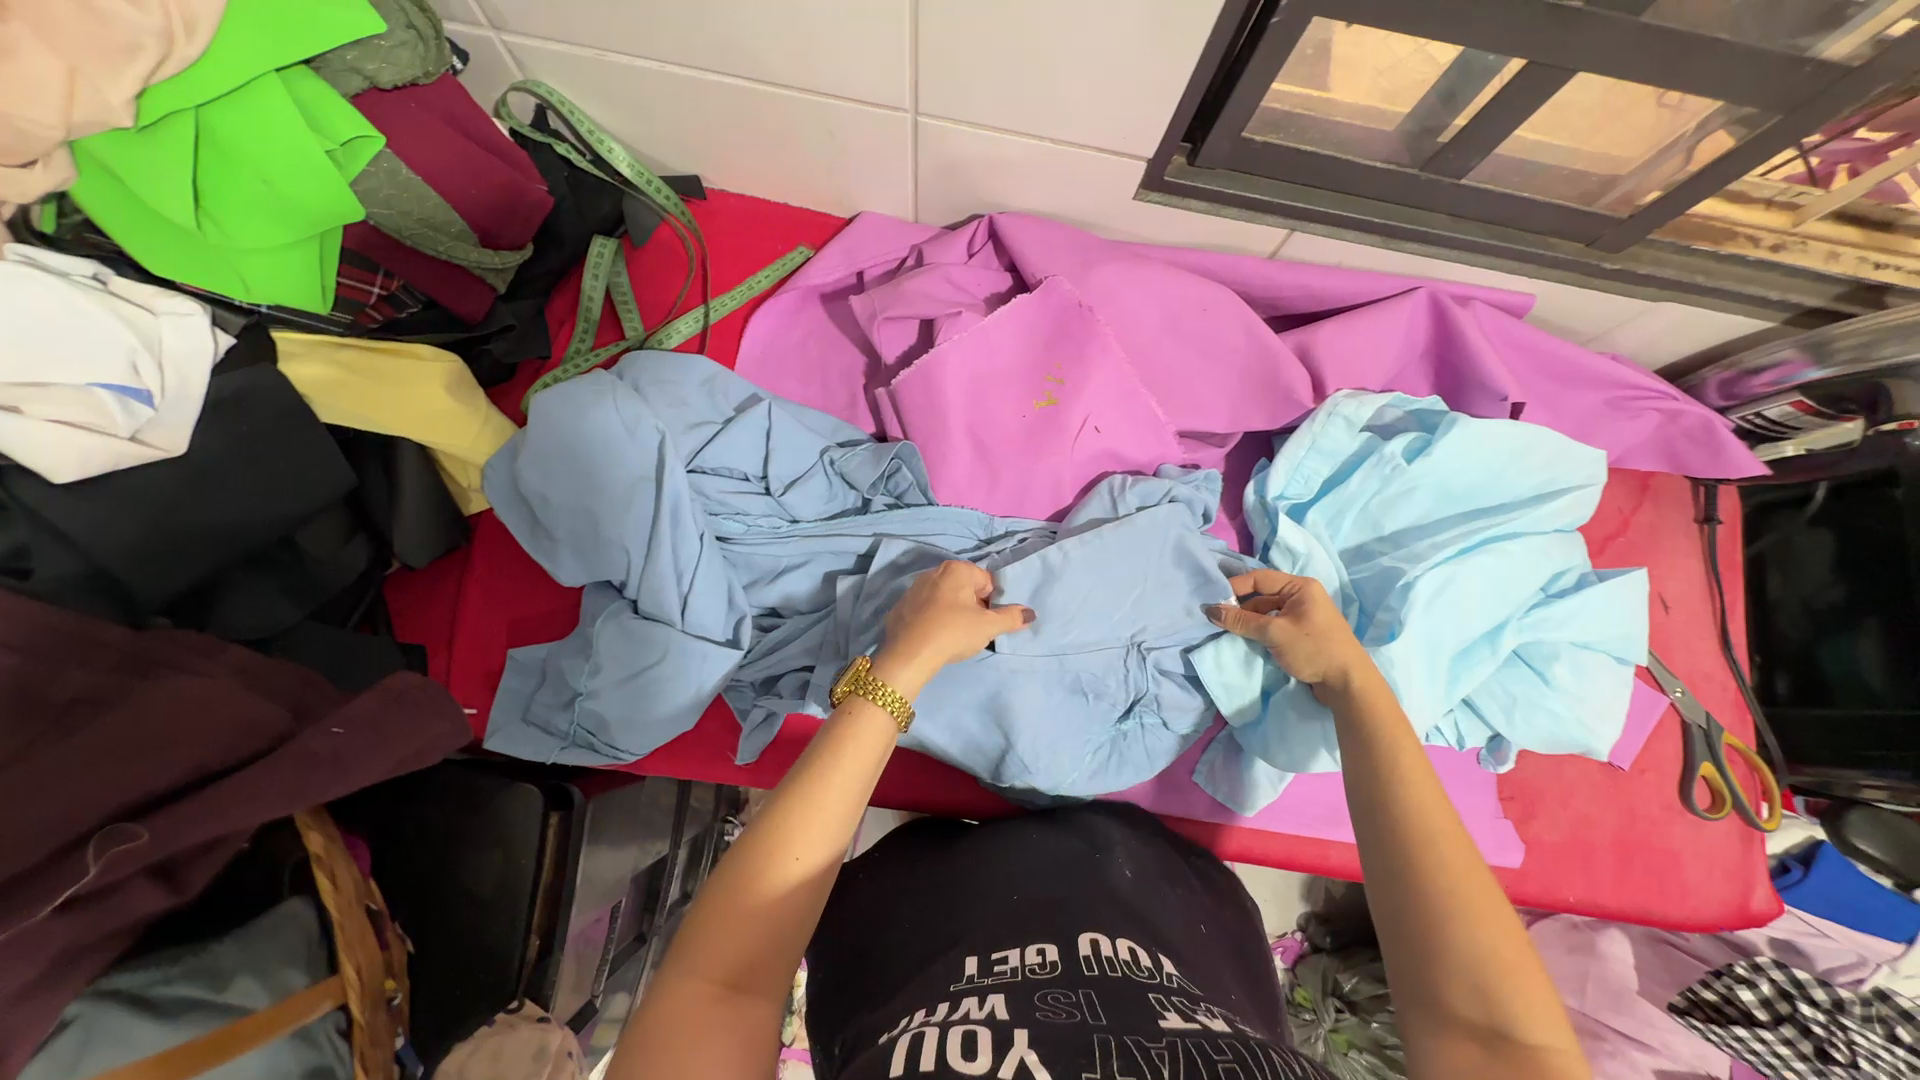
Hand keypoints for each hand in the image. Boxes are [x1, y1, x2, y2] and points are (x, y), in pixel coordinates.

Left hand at [873, 561, 1033, 694]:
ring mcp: (914, 588)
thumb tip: (1030, 613)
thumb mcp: (988, 627)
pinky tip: (934, 637)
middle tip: (973, 630)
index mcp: (957, 569)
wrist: (908, 654)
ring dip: (953, 613)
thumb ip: (1012, 617)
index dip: (991, 603)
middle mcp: (933, 572)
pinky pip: (926, 610)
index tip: (987, 621)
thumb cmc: (953, 632)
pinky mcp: (901, 606)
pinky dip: (933, 620)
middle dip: (973, 607)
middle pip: (965, 589)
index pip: (986, 582)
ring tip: (954, 636)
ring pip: (945, 599)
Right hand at [1205, 569, 1374, 697]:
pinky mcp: (1301, 632)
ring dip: (1248, 619)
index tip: (1211, 600)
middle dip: (1239, 604)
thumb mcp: (1274, 633)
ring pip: (1266, 610)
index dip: (1234, 587)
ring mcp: (1302, 614)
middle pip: (1262, 594)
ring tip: (1226, 627)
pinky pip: (1273, 623)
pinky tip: (1244, 636)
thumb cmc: (1314, 649)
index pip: (1259, 578)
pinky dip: (1258, 628)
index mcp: (1300, 587)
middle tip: (1215, 616)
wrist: (1347, 683)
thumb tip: (1209, 610)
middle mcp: (1302, 595)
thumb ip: (1241, 621)